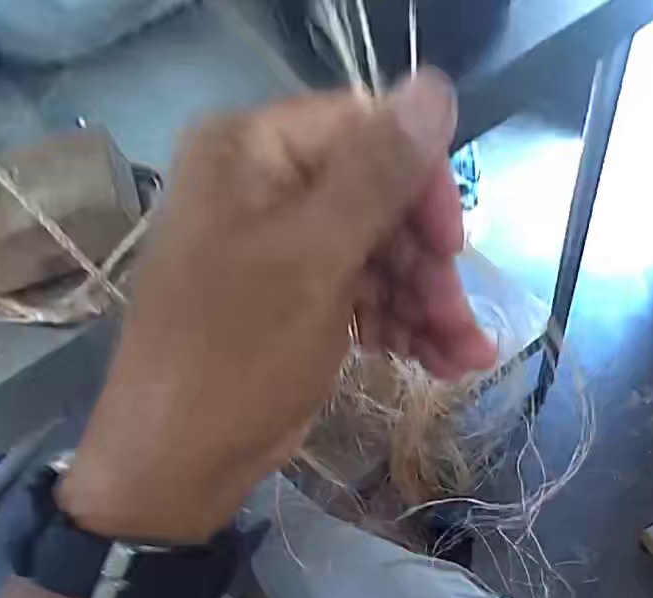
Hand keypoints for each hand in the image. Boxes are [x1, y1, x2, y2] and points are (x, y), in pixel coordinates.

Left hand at [61, 72, 495, 544]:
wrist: (186, 454)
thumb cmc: (237, 353)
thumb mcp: (312, 262)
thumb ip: (376, 177)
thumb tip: (437, 87)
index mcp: (256, 154)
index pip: (366, 134)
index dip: (422, 187)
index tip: (454, 249)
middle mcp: (272, 191)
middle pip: (383, 207)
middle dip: (431, 272)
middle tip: (463, 328)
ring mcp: (290, 252)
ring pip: (386, 262)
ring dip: (432, 311)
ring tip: (466, 362)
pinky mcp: (306, 304)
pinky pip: (372, 300)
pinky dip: (407, 331)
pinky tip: (439, 364)